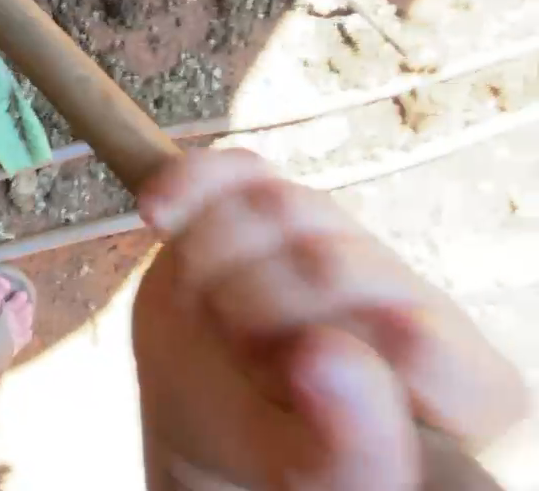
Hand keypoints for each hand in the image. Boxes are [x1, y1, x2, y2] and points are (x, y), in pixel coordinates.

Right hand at [132, 148, 525, 489]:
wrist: (207, 404)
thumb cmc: (270, 451)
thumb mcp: (313, 473)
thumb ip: (349, 440)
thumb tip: (329, 353)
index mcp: (469, 382)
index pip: (408, 337)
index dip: (317, 356)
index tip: (278, 392)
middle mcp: (413, 297)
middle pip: (325, 262)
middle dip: (247, 310)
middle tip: (234, 357)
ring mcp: (337, 237)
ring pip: (273, 203)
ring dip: (207, 259)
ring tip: (206, 310)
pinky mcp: (262, 199)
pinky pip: (232, 166)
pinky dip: (186, 183)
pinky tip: (157, 215)